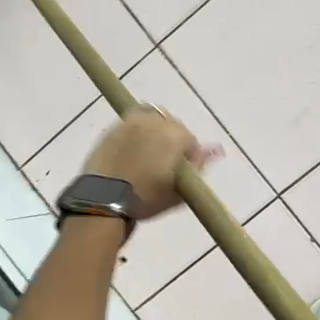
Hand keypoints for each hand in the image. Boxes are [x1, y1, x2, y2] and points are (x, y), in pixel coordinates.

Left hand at [81, 108, 219, 218]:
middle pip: (171, 126)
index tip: (179, 173)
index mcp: (175, 134)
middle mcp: (155, 121)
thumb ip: (199, 166)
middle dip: (171, 141)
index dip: (187, 157)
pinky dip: (136, 133)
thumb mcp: (178, 190)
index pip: (190, 140)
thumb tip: (217, 149)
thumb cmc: (146, 198)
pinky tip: (131, 152)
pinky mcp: (112, 127)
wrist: (103, 199)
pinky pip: (131, 123)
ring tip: (147, 155)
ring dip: (154, 133)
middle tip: (162, 165)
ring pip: (151, 120)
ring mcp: (131, 121)